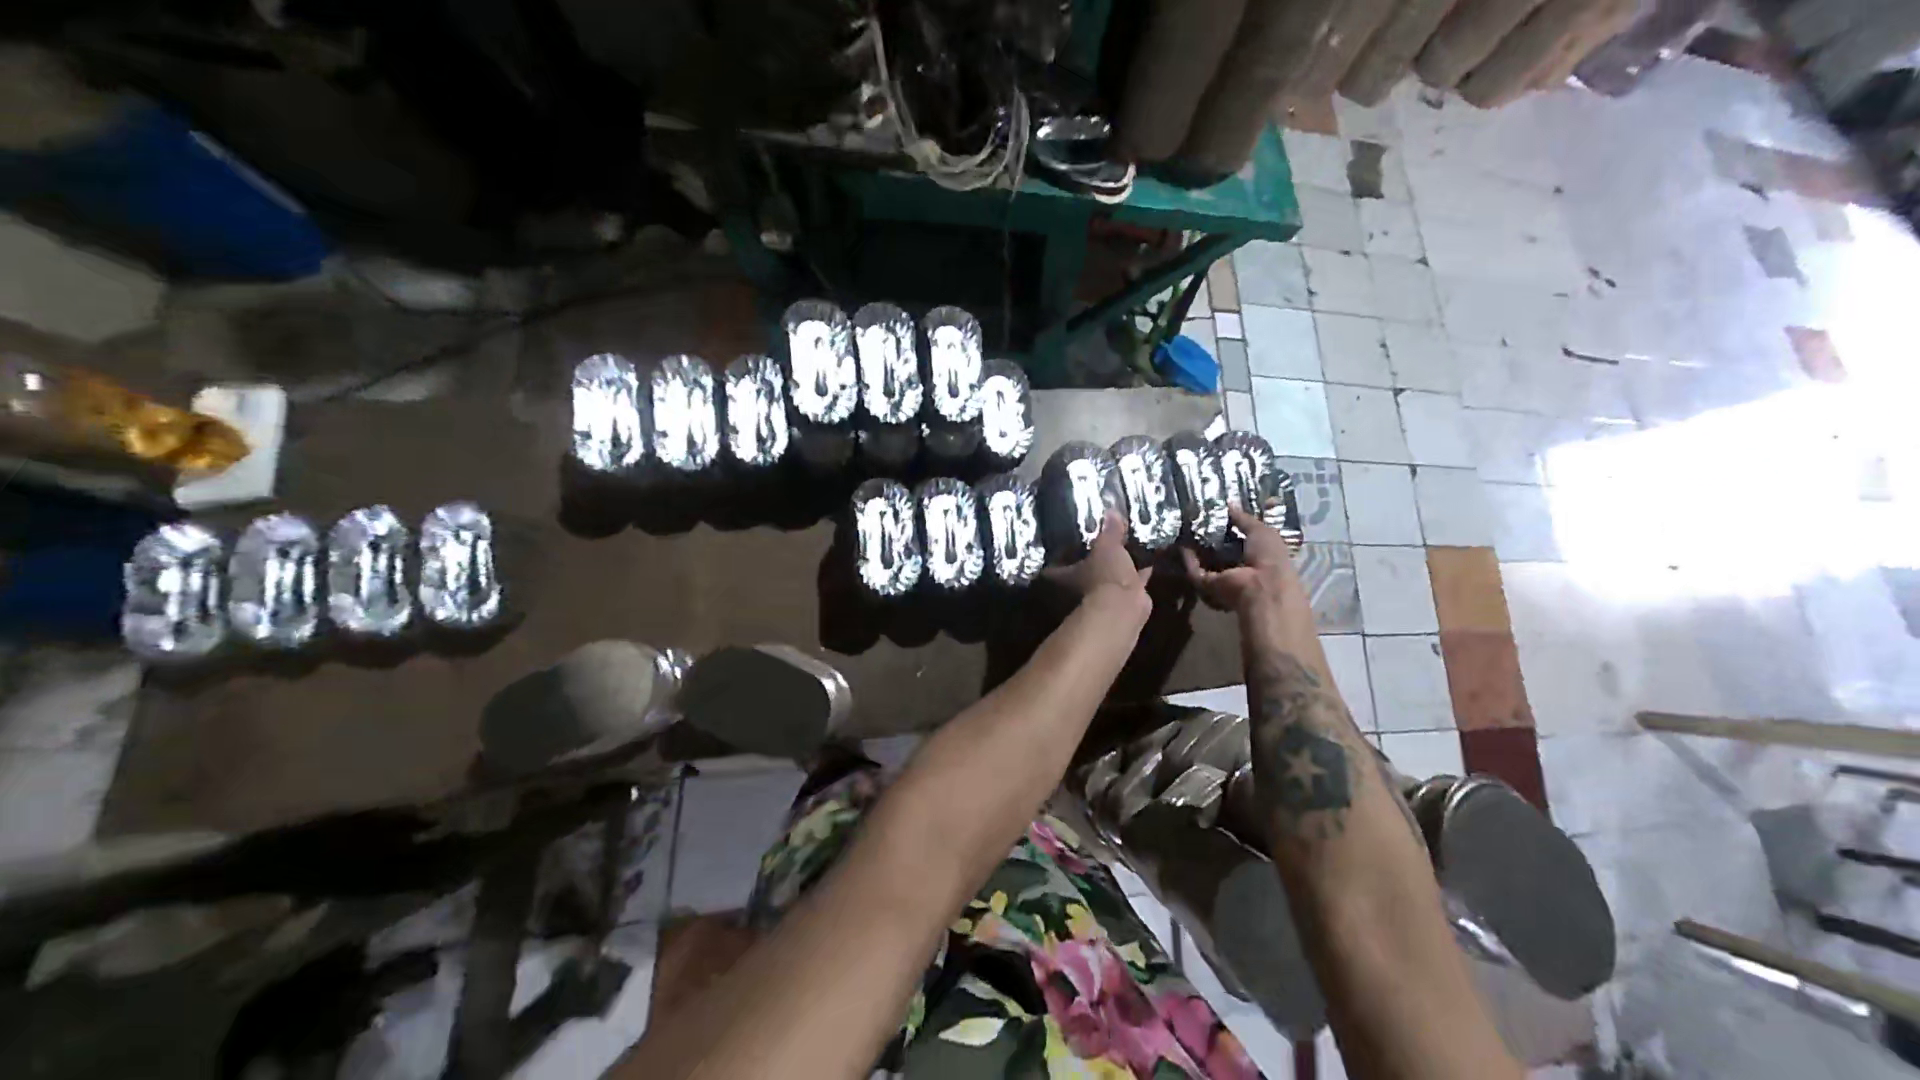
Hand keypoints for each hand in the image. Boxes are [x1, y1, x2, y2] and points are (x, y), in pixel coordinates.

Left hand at [1045, 509, 1151, 604]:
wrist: (1124, 608)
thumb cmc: (1105, 575)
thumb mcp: (1107, 547)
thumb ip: (1109, 531)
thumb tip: (1110, 509)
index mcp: (1069, 576)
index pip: (1055, 568)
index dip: (1056, 559)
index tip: (1062, 548)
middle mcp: (1081, 588)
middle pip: (1083, 573)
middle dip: (1092, 562)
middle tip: (1101, 545)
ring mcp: (1103, 596)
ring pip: (1109, 579)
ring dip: (1118, 569)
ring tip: (1128, 551)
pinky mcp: (1124, 602)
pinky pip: (1131, 584)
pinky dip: (1140, 576)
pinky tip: (1149, 564)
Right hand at [1181, 506, 1301, 614]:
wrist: (1261, 586)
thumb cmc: (1269, 556)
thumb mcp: (1260, 530)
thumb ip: (1243, 518)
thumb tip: (1229, 504)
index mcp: (1258, 555)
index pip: (1240, 540)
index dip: (1229, 527)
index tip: (1216, 513)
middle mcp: (1239, 568)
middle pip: (1220, 551)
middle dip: (1208, 536)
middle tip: (1196, 519)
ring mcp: (1223, 578)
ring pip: (1205, 561)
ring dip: (1196, 547)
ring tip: (1185, 528)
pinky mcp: (1207, 585)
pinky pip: (1195, 571)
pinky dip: (1188, 559)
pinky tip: (1182, 543)